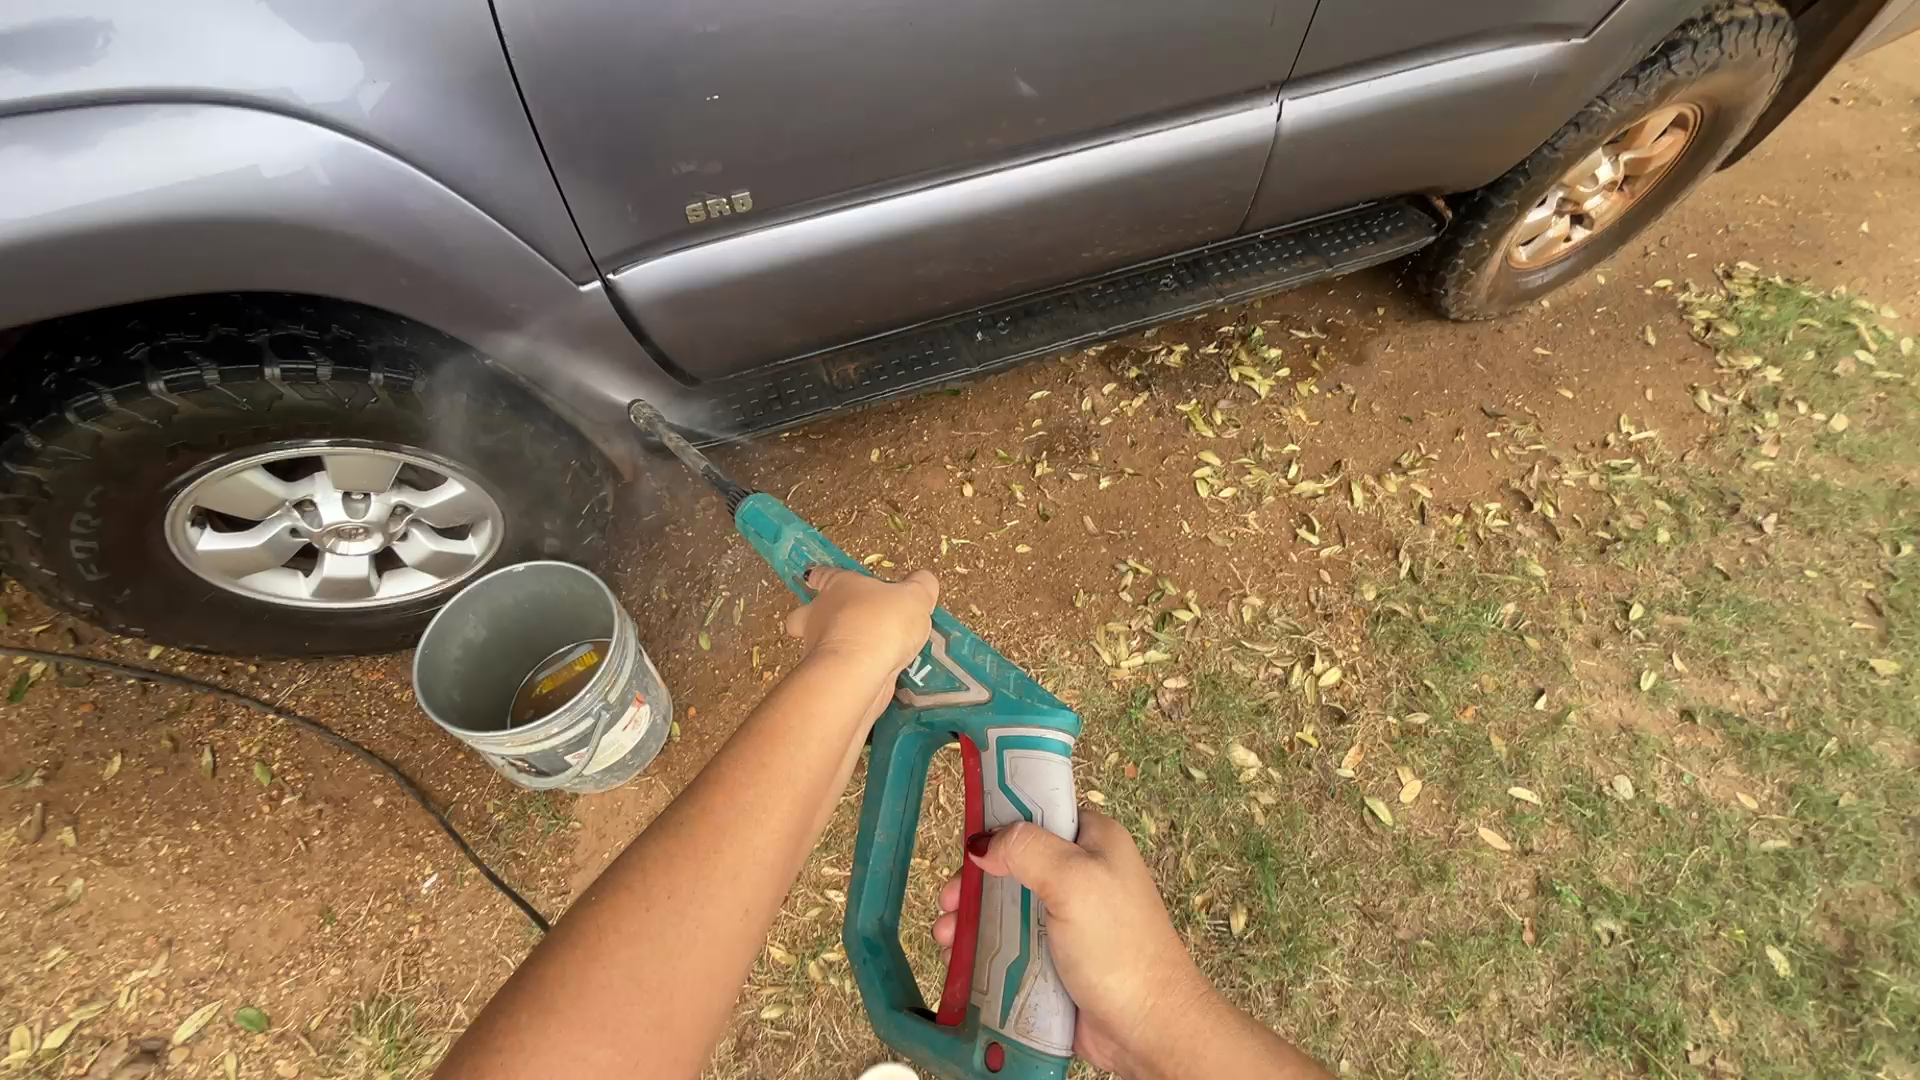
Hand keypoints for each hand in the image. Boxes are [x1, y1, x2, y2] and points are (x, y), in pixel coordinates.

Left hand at [783, 567, 936, 718]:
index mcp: (836, 587)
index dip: (821, 577)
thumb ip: (921, 586)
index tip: (815, 578)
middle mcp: (819, 616)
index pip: (821, 576)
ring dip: (839, 648)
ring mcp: (817, 650)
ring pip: (819, 646)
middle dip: (814, 618)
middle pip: (803, 616)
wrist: (858, 672)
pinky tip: (877, 676)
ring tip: (872, 655)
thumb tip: (924, 580)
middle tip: (839, 623)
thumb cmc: (881, 623)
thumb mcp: (915, 596)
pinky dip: (852, 674)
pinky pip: (838, 672)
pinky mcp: (827, 679)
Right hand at [932, 811, 1215, 1074]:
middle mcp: (1081, 870)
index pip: (1037, 812)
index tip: (967, 844)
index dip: (998, 824)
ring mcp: (1067, 915)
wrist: (1150, 1031)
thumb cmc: (1117, 945)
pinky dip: (983, 944)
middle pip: (1013, 861)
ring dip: (972, 915)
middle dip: (976, 880)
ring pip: (1007, 903)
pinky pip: (1011, 940)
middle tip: (949, 899)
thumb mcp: (1073, 879)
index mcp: (1093, 838)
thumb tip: (981, 843)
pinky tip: (959, 955)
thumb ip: (1025, 849)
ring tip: (946, 935)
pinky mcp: (1056, 954)